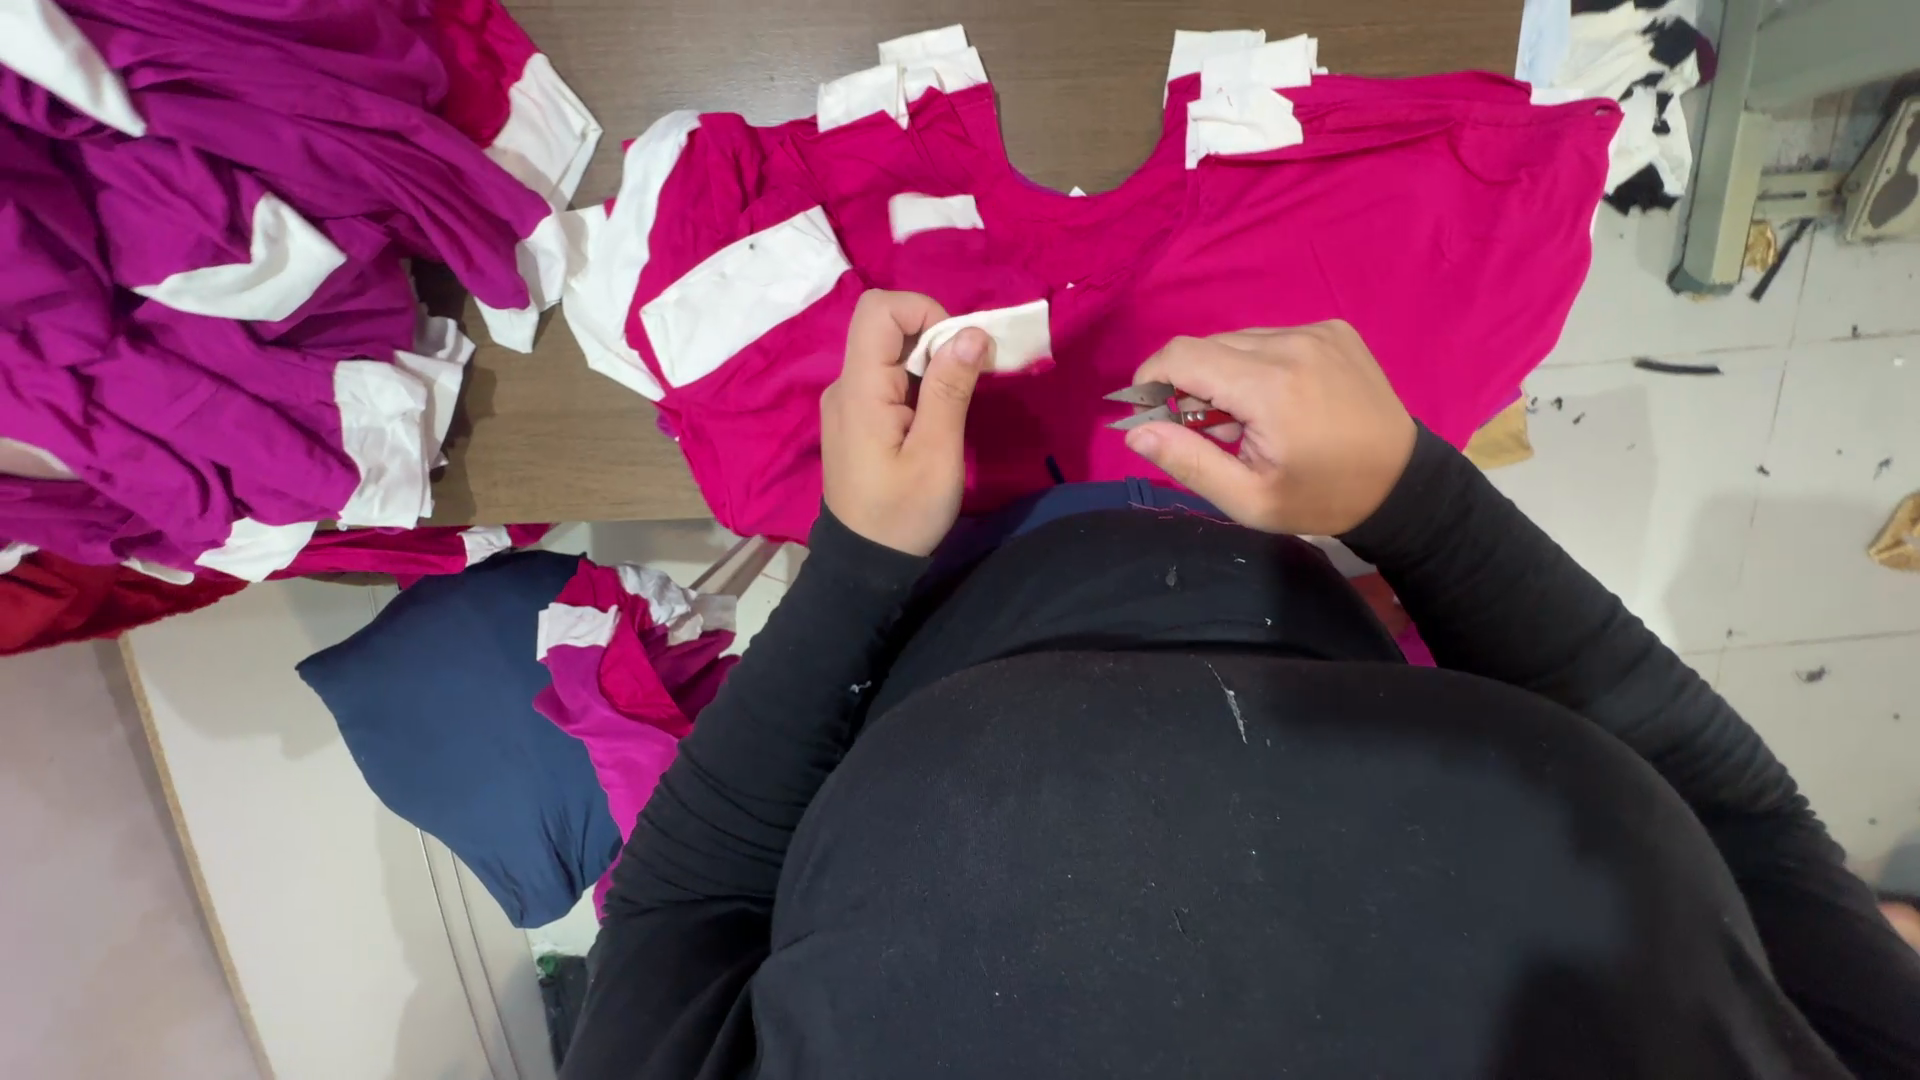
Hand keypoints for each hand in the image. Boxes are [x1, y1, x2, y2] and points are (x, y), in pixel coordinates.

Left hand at [821, 290, 991, 554]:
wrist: (866, 563)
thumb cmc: (903, 514)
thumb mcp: (936, 455)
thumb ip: (951, 389)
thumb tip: (972, 332)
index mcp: (859, 390)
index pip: (878, 309)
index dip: (924, 310)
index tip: (958, 350)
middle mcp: (844, 386)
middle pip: (886, 328)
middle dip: (935, 338)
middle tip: (968, 379)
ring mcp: (847, 402)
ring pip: (889, 353)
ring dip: (930, 363)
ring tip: (955, 404)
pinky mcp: (855, 418)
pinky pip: (886, 380)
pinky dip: (918, 384)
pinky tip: (934, 418)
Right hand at [1122, 320, 1415, 535]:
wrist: (1402, 485)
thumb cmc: (1319, 499)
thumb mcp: (1247, 499)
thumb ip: (1187, 461)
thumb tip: (1135, 431)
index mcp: (1269, 387)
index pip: (1181, 356)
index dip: (1150, 379)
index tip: (1148, 411)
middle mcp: (1291, 343)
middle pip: (1205, 347)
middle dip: (1187, 385)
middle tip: (1206, 431)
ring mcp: (1316, 331)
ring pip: (1235, 340)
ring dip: (1222, 375)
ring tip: (1246, 419)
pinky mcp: (1333, 329)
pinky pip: (1268, 338)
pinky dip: (1254, 365)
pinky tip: (1276, 400)